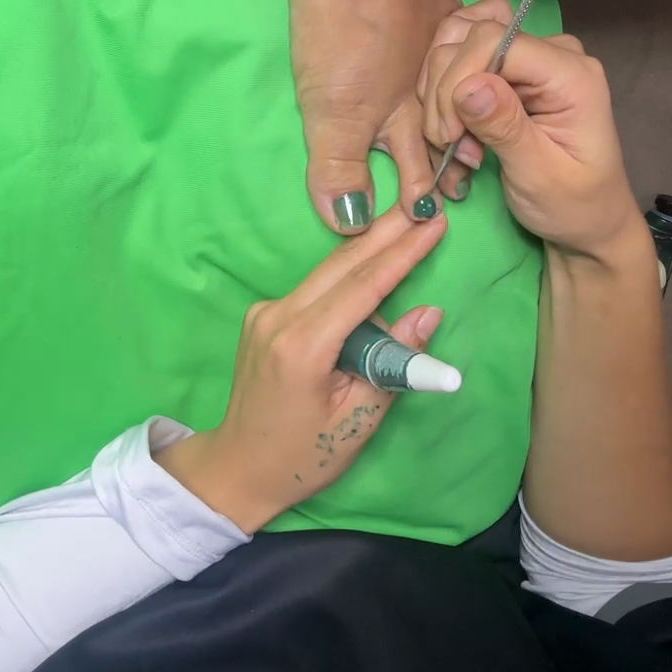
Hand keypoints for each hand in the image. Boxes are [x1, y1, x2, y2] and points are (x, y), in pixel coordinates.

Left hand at [155, 209, 448, 532]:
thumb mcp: (359, 418)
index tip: (433, 225)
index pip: (362, 286)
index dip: (402, 254)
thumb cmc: (304, 455)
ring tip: (406, 225)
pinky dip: (347, 276)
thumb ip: (394, 363)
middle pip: (342, 264)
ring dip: (370, 249)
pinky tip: (374, 262)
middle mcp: (278, 316)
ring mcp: (266, 311)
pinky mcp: (263, 314)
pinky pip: (315, 288)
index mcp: (302, 345)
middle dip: (387, 233)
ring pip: (328, 272)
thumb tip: (428, 312)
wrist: (238, 465)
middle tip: (423, 206)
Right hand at [419, 0, 643, 262]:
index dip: (458, 80)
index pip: (492, 40)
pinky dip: (443, 101)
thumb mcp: (539, 176)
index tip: (452, 136)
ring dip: (440, 100)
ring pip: (453, 49)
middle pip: (467, 38)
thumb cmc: (573, 205)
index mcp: (569, 72)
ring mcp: (527, 59)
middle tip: (455, 148)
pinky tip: (456, 137)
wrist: (587, 222)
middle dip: (446, 95)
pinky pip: (456, 66)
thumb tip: (467, 87)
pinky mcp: (507, 72)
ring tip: (457, 147)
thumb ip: (505, 127)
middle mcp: (549, 52)